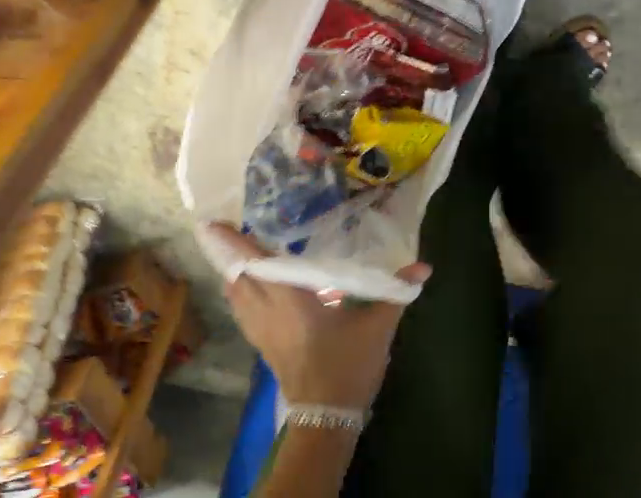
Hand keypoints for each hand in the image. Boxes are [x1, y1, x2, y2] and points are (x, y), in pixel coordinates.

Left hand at [205, 222, 430, 409]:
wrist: (326, 417)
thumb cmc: (347, 364)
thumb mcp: (377, 326)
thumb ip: (396, 291)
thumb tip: (424, 265)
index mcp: (289, 298)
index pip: (255, 264)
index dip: (234, 244)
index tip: (216, 223)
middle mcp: (267, 311)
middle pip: (238, 277)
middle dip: (230, 253)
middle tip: (228, 229)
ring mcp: (261, 331)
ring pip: (236, 295)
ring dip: (234, 273)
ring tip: (238, 252)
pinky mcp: (263, 346)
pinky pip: (242, 311)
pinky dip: (241, 293)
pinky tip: (251, 288)